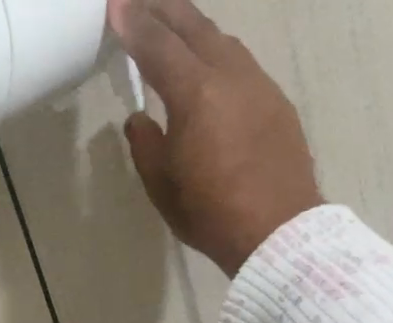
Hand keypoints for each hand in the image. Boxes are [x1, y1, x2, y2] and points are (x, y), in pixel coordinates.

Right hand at [110, 0, 323, 275]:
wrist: (276, 229)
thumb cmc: (209, 212)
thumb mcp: (162, 184)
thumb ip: (146, 144)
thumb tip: (140, 118)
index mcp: (195, 94)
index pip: (157, 46)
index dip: (133, 23)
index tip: (115, 5)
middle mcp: (230, 76)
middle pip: (194, 27)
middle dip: (163, 9)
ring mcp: (258, 84)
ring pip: (221, 40)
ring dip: (193, 27)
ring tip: (172, 24)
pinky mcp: (275, 100)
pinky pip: (240, 62)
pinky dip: (216, 51)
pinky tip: (207, 63)